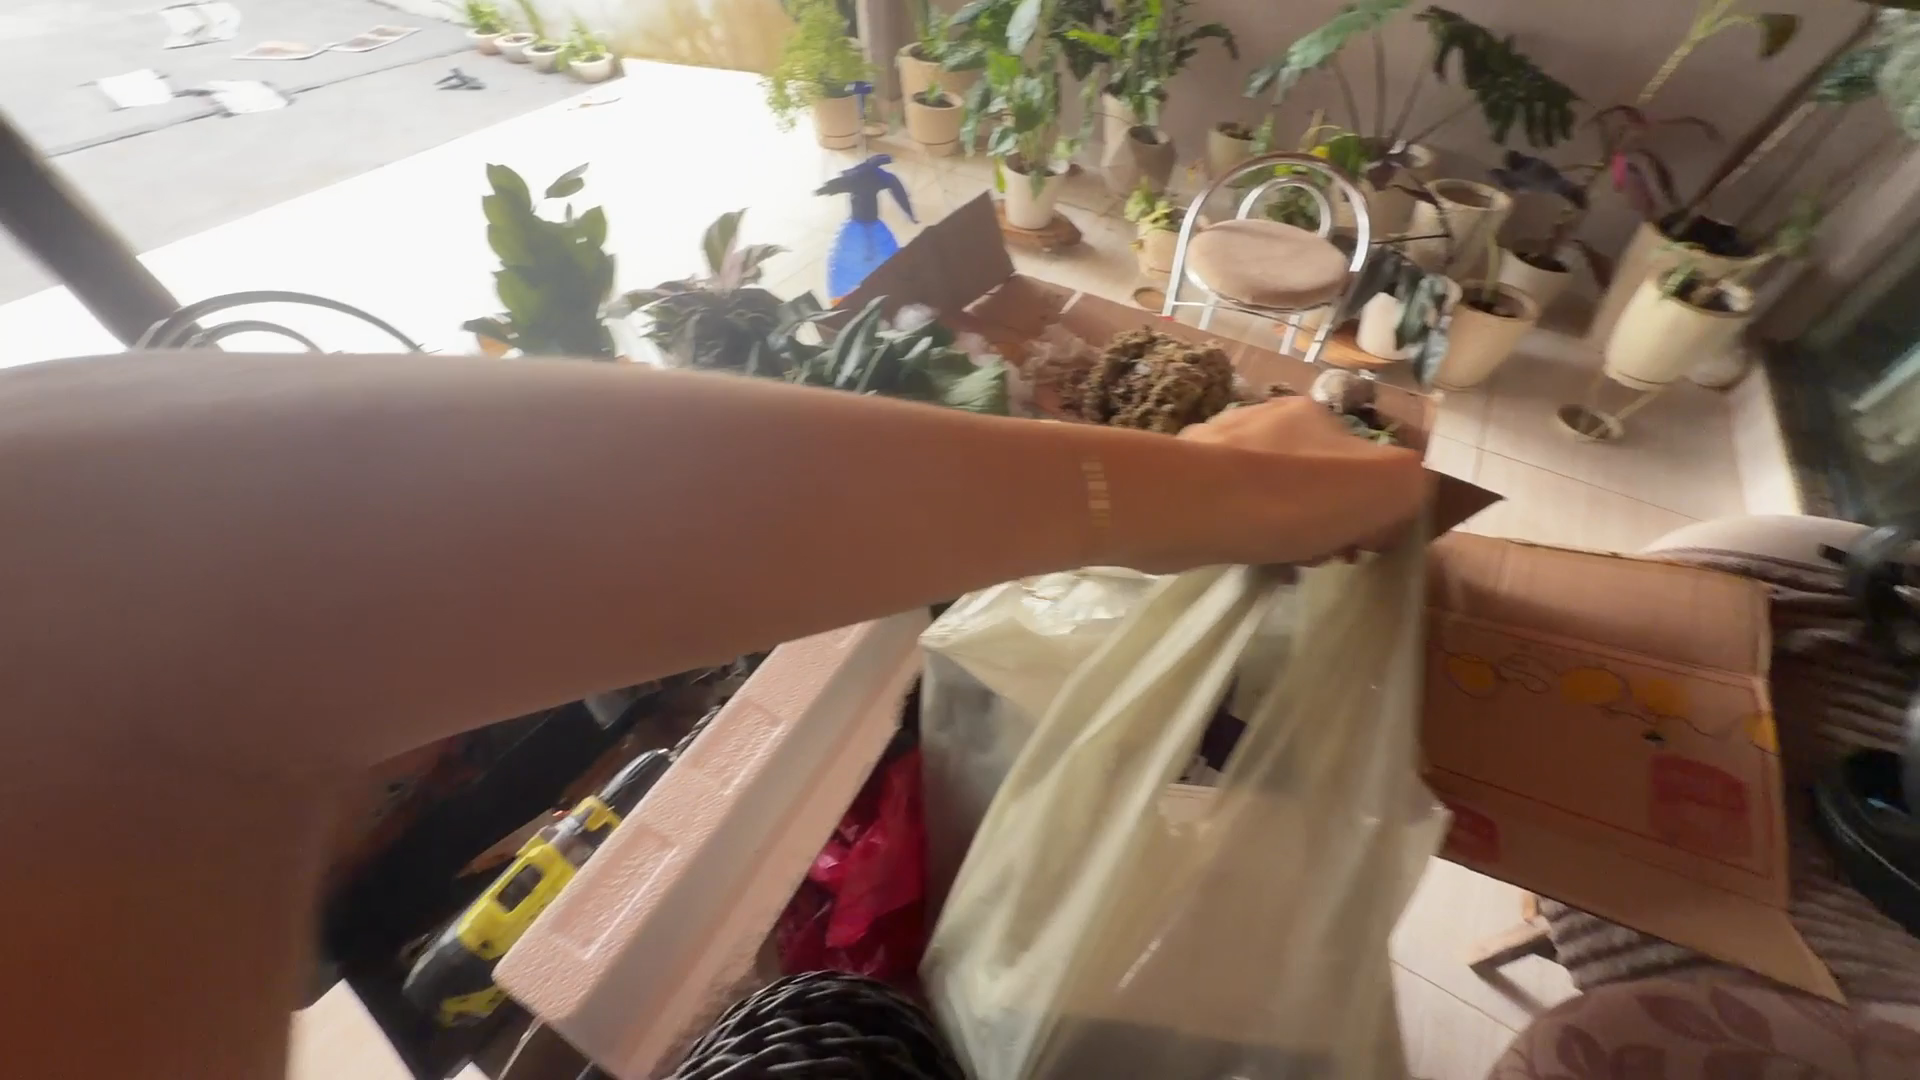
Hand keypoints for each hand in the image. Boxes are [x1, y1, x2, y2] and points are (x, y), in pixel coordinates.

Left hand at [1174, 397, 1429, 566]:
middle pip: (1310, 476)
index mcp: (1312, 412)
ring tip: (1283, 558)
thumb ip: (1413, 482)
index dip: (1367, 501)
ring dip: (1281, 527)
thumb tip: (1397, 501)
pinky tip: (1242, 552)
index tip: (1359, 540)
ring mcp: (1215, 447)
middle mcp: (1260, 420)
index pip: (1357, 455)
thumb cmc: (1296, 495)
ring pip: (1266, 493)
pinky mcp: (1182, 478)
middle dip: (1321, 518)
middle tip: (1320, 554)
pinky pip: (1225, 506)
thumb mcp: (1392, 483)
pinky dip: (1239, 530)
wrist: (1195, 507)